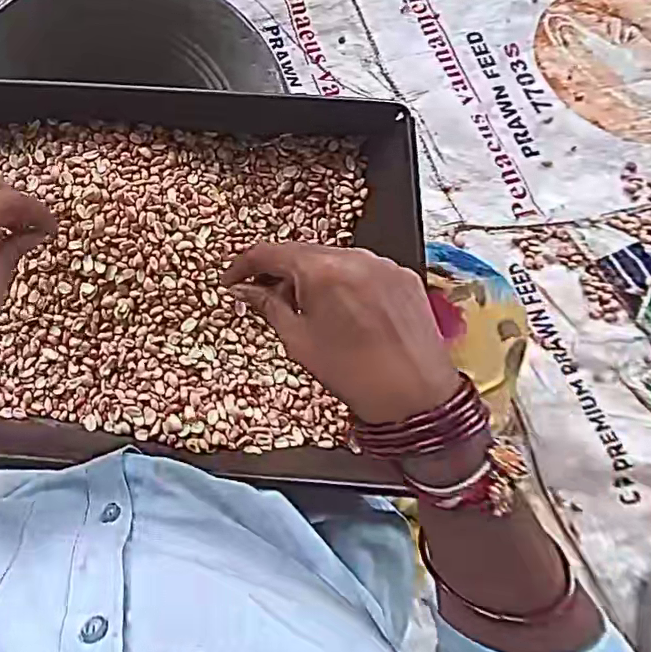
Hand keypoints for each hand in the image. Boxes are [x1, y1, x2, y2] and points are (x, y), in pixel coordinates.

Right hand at [222, 244, 459, 424]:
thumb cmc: (355, 374)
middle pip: (300, 252)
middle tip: (260, 295)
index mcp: (323, 271)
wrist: (418, 399)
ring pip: (329, 258)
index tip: (232, 280)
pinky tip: (335, 309)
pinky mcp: (402, 277)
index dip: (243, 265)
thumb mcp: (298, 339)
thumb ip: (268, 306)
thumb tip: (245, 290)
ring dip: (308, 276)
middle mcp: (354, 258)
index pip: (269, 252)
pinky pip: (359, 268)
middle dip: (276, 271)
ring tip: (302, 308)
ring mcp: (382, 265)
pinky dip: (339, 281)